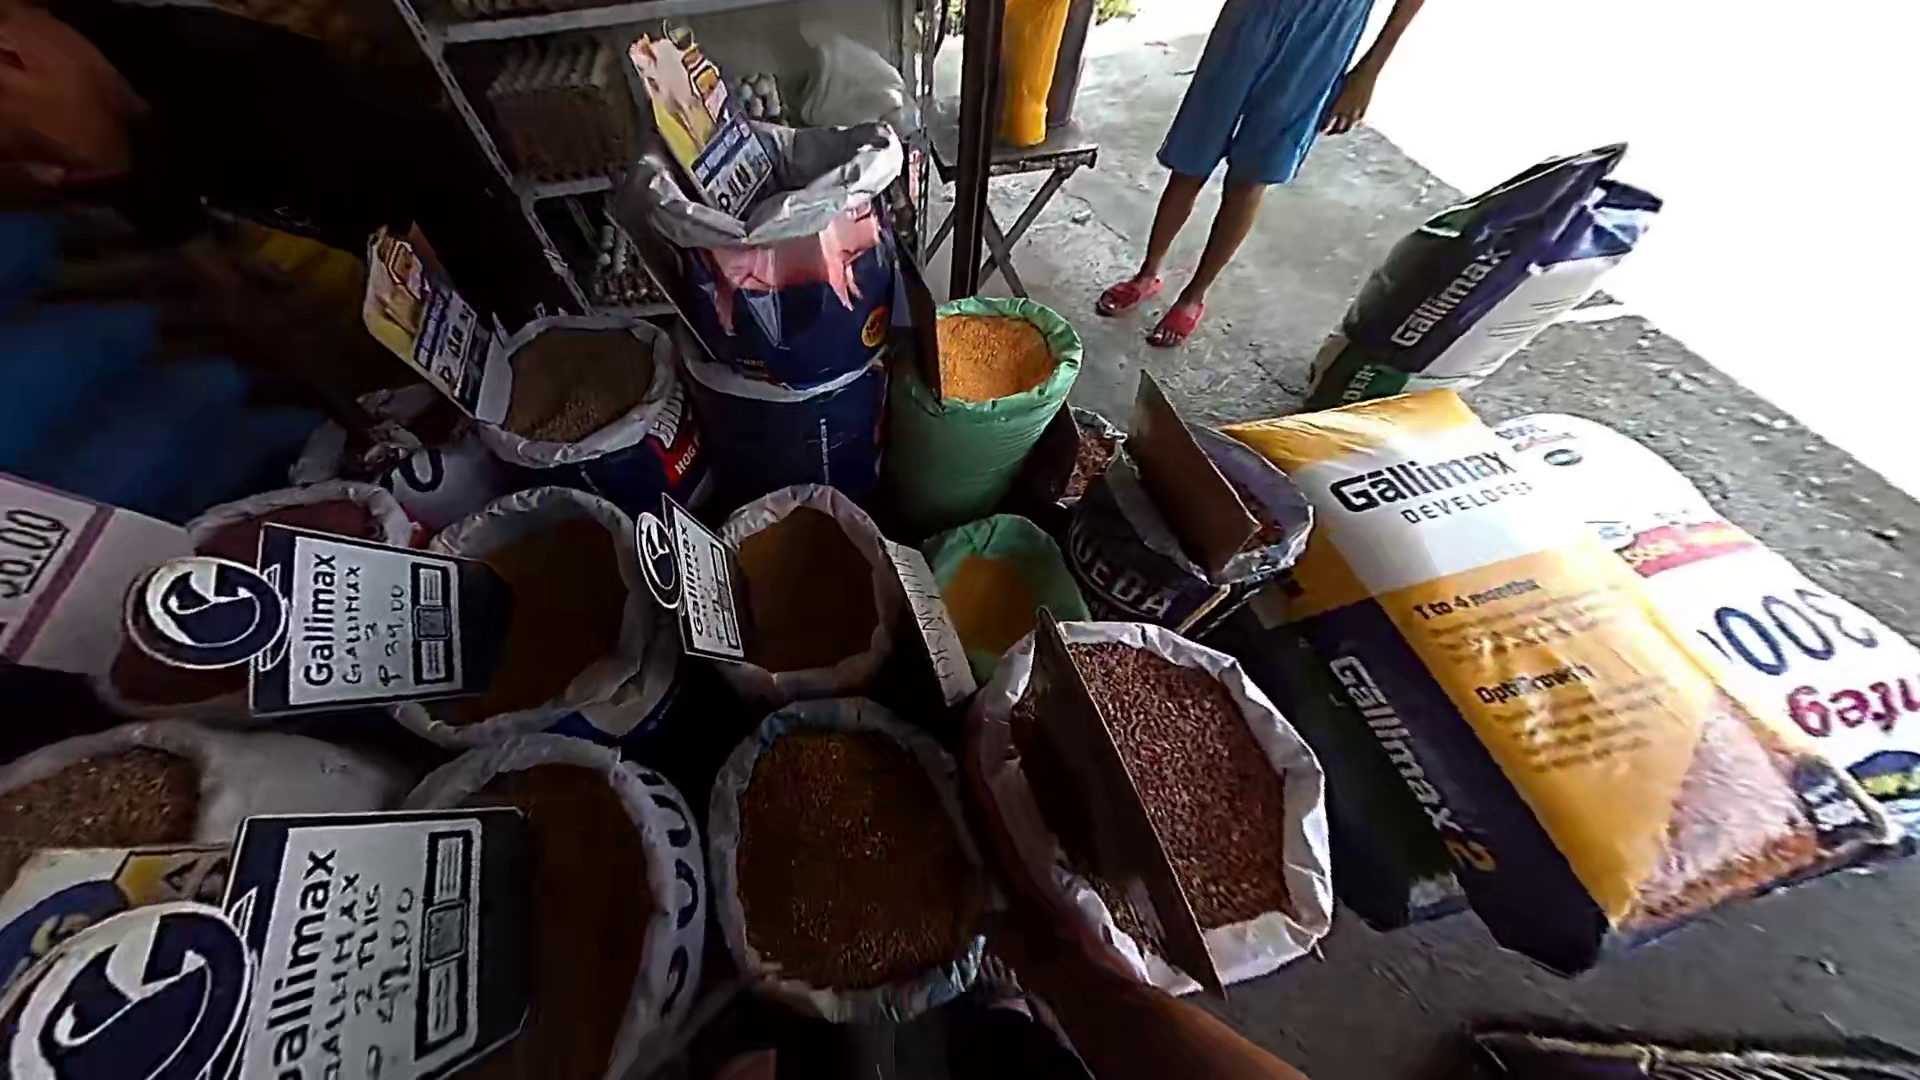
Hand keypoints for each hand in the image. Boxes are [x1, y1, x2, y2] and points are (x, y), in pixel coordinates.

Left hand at [1322, 67, 1376, 134]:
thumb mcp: (1337, 89)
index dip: (1323, 129)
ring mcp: (1356, 111)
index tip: (1321, 129)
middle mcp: (1346, 111)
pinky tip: (1354, 123)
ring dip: (1343, 130)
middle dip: (1332, 132)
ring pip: (1348, 128)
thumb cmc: (1351, 76)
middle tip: (1329, 131)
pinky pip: (1360, 123)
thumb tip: (1327, 111)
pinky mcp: (1366, 108)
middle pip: (1337, 130)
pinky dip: (1356, 124)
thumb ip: (1332, 102)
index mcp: (1336, 106)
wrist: (1368, 69)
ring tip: (1340, 129)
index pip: (1326, 125)